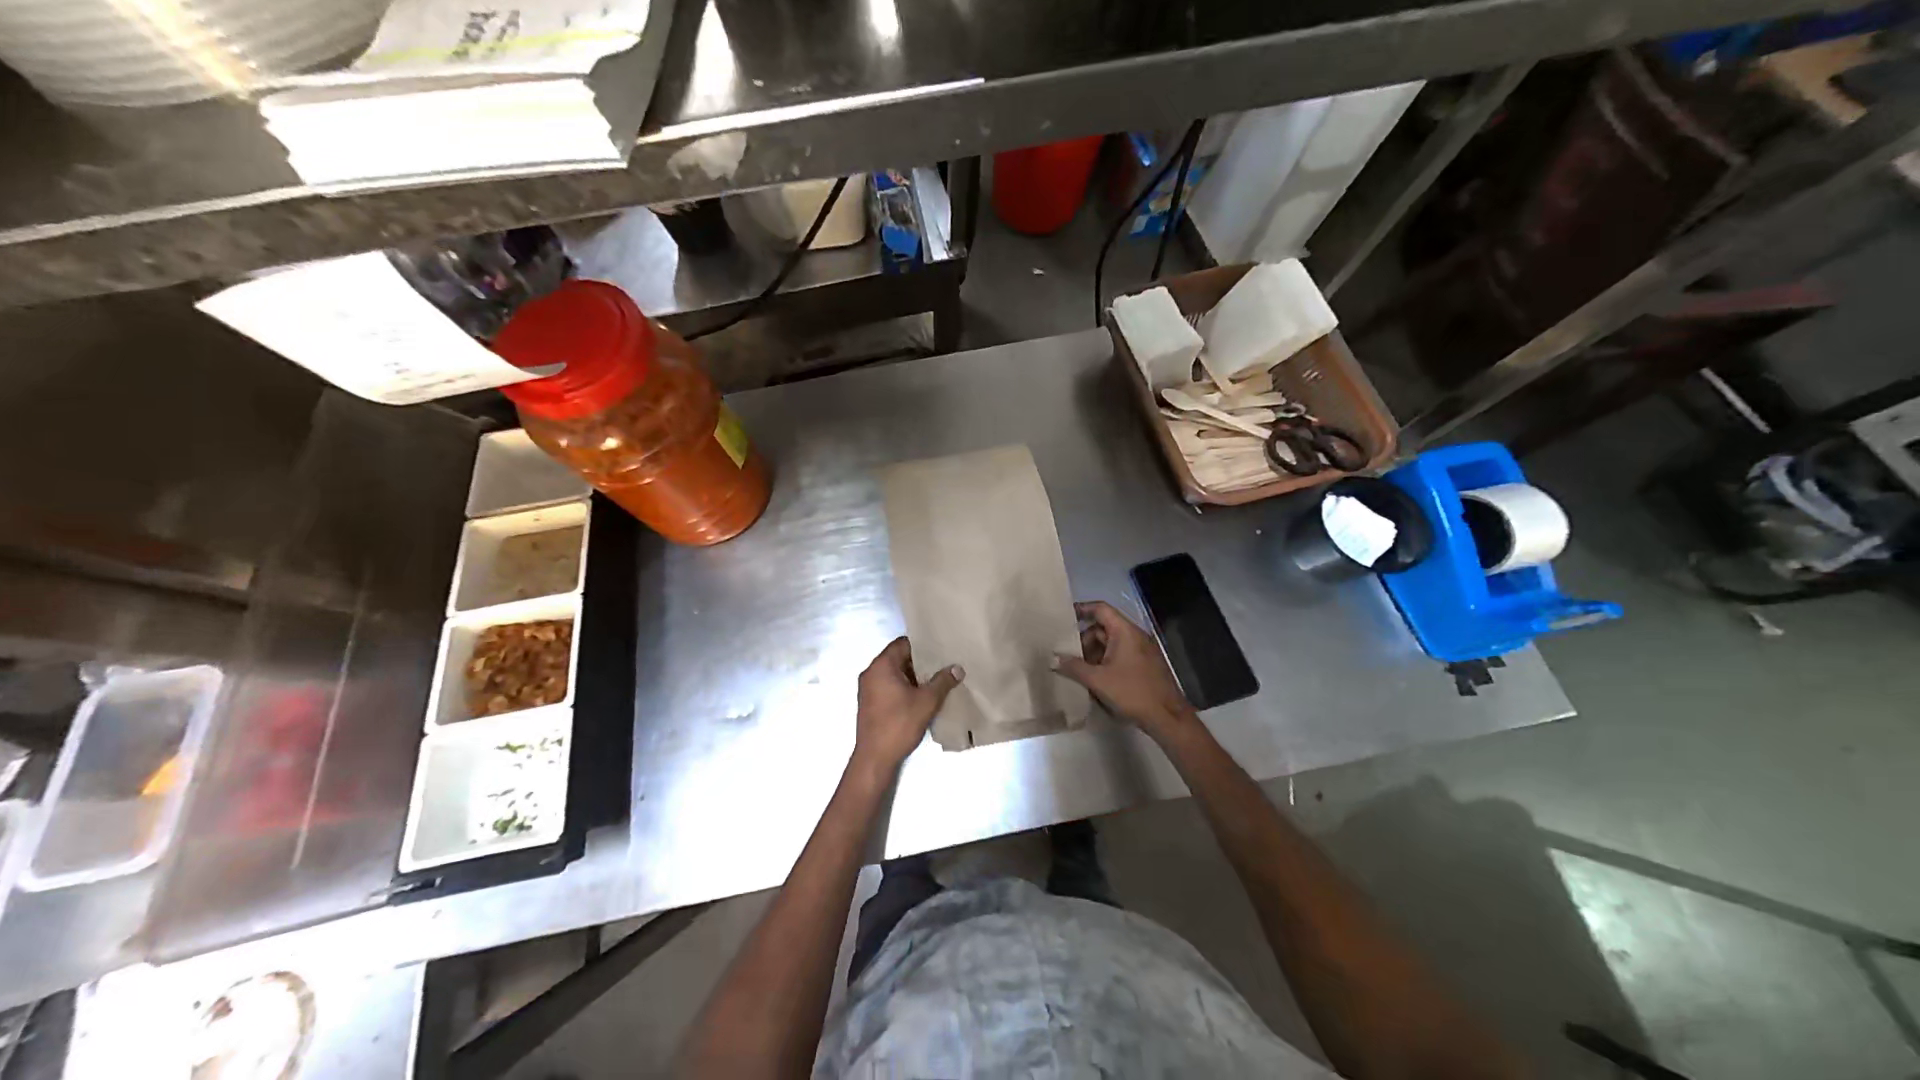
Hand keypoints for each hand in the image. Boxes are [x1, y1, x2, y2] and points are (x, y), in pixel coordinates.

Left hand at [855, 637, 962, 770]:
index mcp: (881, 666)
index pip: (903, 643)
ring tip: (935, 680)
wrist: (875, 758)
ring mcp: (867, 688)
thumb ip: (943, 681)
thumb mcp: (927, 701)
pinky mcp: (869, 703)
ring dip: (912, 676)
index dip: (922, 644)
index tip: (940, 649)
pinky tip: (921, 696)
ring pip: (894, 673)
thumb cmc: (899, 724)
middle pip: (898, 657)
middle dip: (920, 661)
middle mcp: (871, 672)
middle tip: (942, 664)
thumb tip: (957, 668)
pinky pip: (888, 686)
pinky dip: (903, 687)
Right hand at [1054, 601, 1198, 741]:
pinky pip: (1120, 656)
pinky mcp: (1145, 665)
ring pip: (1111, 644)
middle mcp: (1135, 636)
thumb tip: (1054, 658)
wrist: (1167, 717)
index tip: (1064, 616)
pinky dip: (1105, 662)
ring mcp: (1142, 651)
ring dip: (1094, 654)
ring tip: (1078, 670)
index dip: (1082, 609)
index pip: (1101, 609)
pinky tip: (1095, 679)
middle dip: (1084, 640)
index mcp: (1125, 632)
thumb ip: (1073, 667)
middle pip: (1103, 628)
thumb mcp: (1098, 680)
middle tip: (1067, 655)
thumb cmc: (1132, 693)